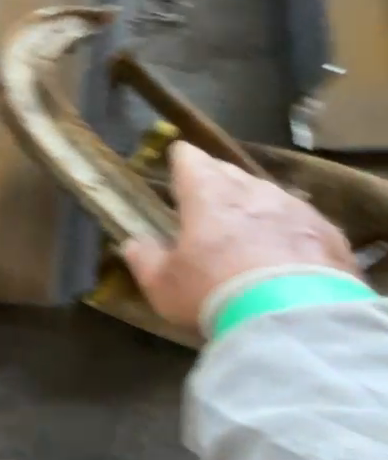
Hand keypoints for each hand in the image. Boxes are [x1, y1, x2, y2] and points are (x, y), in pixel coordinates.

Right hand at [122, 141, 356, 331]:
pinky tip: (277, 230)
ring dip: (251, 194)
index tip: (179, 149)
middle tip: (207, 173)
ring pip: (268, 193)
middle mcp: (255, 198)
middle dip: (218, 172)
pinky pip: (296, 216)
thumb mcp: (159, 282)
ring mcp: (296, 212)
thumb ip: (145, 257)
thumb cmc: (209, 291)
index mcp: (210, 204)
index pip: (194, 170)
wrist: (287, 310)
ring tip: (242, 202)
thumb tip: (133, 241)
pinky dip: (280, 218)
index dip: (184, 159)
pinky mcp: (325, 232)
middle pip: (234, 175)